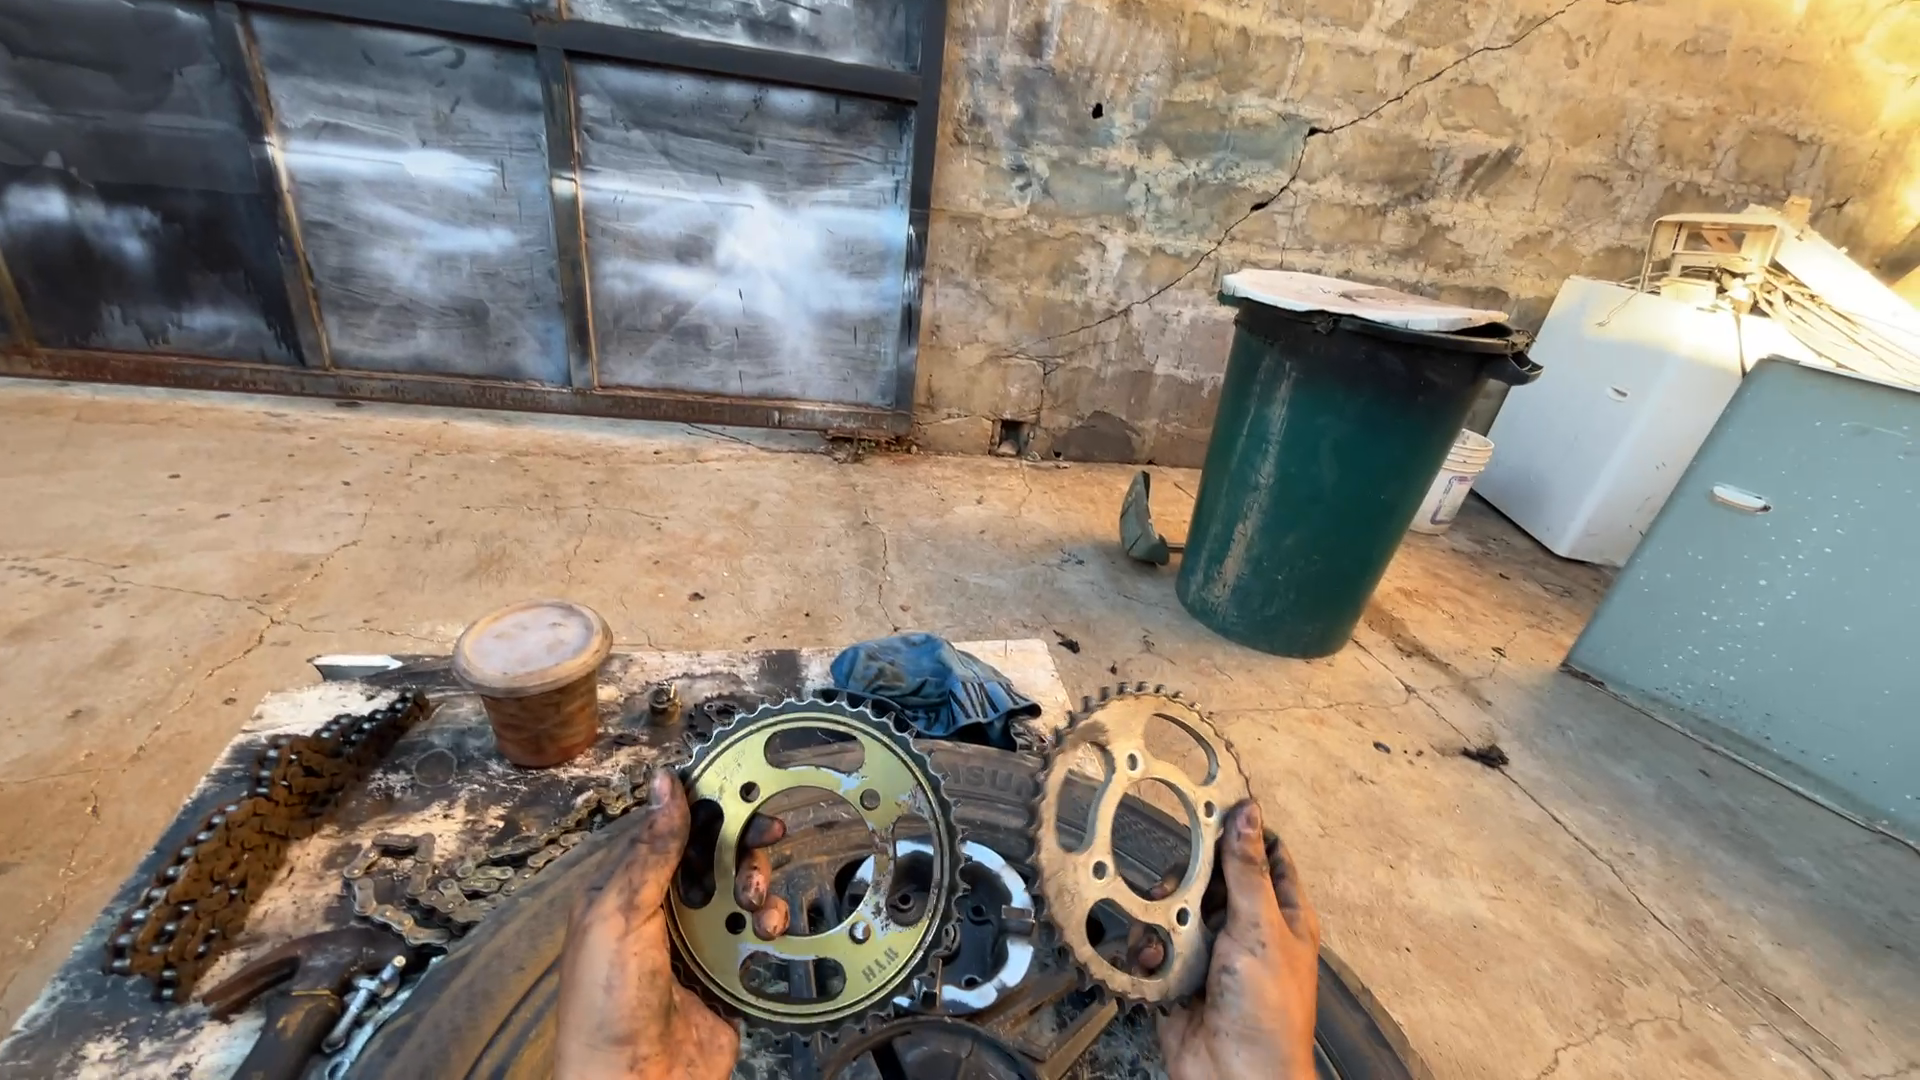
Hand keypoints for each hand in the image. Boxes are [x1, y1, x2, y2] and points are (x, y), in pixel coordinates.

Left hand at [554, 768, 787, 1079]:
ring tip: (754, 900)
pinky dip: (768, 922)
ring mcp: (697, 936)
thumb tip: (665, 781)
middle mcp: (664, 907)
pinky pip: (756, 927)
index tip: (740, 786)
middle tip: (770, 830)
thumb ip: (651, 849)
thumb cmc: (609, 1003)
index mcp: (627, 889)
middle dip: (742, 841)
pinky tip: (766, 929)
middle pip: (714, 851)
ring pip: (740, 884)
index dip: (705, 804)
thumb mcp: (621, 917)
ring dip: (756, 882)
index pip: (670, 827)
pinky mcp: (728, 965)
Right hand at [1158, 801, 1320, 1079]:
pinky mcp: (1179, 969)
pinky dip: (1151, 945)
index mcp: (1281, 914)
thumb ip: (1246, 869)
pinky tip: (1155, 958)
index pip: (1265, 854)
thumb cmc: (1264, 1006)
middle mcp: (1246, 925)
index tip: (1210, 806)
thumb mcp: (1259, 929)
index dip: (1243, 829)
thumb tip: (1248, 809)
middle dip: (1188, 878)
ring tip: (1164, 931)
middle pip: (1210, 875)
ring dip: (1165, 915)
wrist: (1233, 1079)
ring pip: (1177, 904)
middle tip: (1178, 887)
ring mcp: (1211, 948)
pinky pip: (1155, 939)